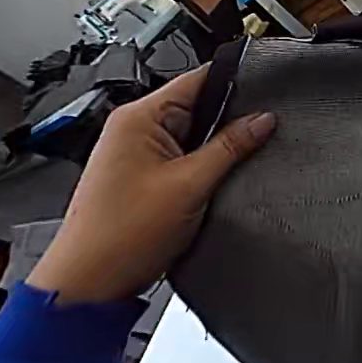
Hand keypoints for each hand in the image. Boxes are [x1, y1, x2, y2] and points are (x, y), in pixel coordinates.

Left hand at [27, 66, 275, 303]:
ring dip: (222, 143)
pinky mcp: (152, 173)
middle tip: (261, 131)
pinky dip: (211, 161)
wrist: (91, 283)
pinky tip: (223, 174)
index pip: (198, 79)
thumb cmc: (120, 235)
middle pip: (202, 105)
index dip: (236, 79)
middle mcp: (136, 129)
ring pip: (200, 132)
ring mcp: (143, 151)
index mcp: (138, 118)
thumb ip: (233, 145)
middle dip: (234, 117)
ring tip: (238, 158)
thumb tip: (264, 118)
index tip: (270, 86)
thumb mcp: (192, 183)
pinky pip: (192, 154)